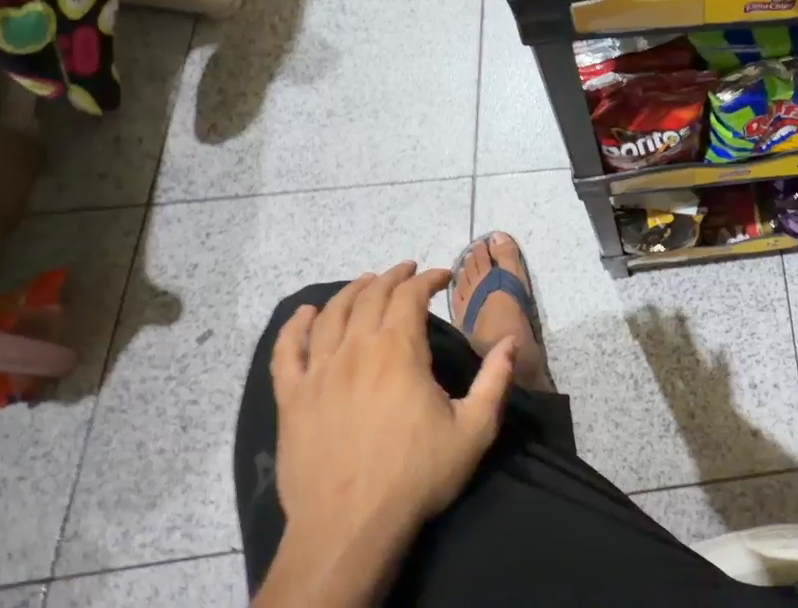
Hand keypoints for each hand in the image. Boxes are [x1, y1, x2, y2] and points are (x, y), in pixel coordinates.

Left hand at [271, 262, 516, 544]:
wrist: (349, 526)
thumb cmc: (416, 475)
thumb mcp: (474, 429)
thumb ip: (495, 380)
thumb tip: (510, 342)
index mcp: (399, 351)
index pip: (410, 296)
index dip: (427, 279)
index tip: (441, 276)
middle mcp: (356, 350)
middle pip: (370, 297)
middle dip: (392, 277)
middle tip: (407, 270)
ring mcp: (318, 374)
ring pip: (330, 316)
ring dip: (351, 292)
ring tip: (366, 282)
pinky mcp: (292, 399)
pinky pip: (287, 351)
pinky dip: (295, 327)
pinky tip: (305, 314)